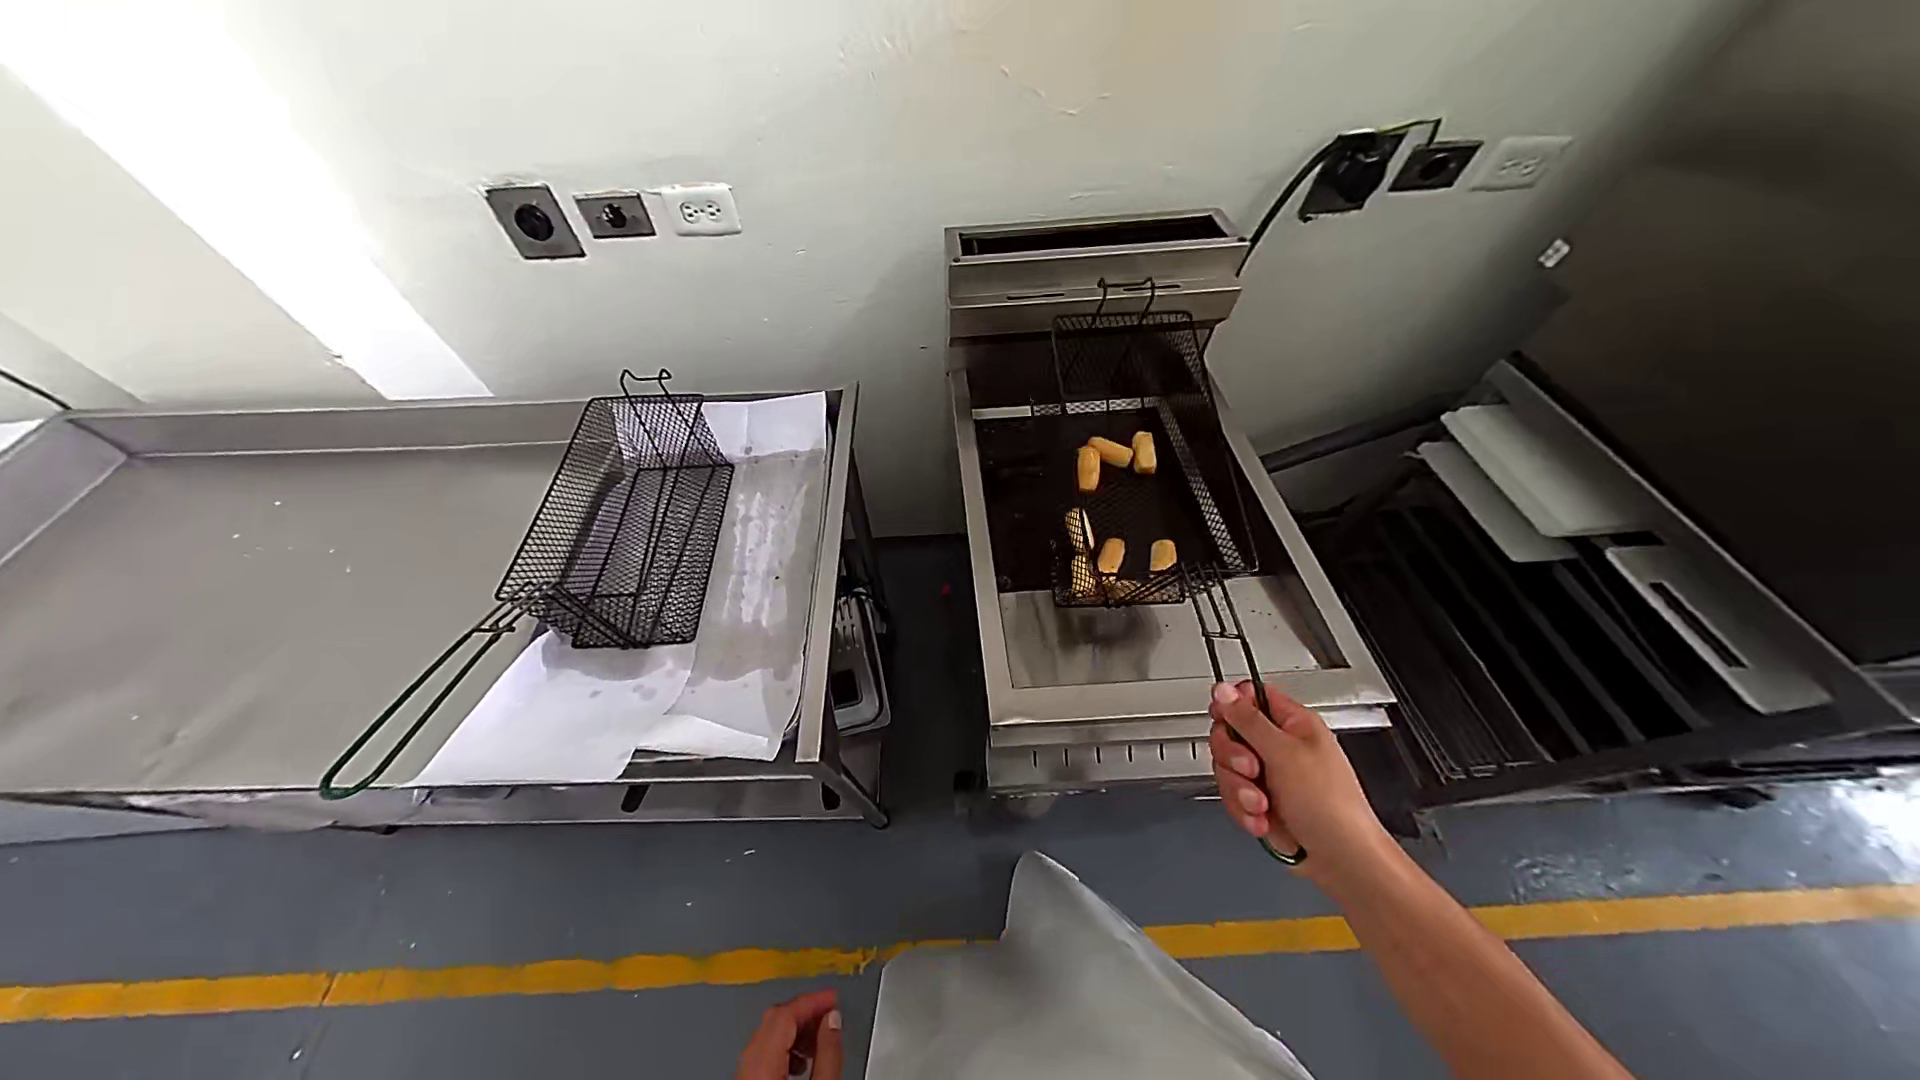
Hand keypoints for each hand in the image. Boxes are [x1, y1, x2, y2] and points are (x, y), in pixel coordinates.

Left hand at [735, 989, 842, 1079]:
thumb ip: (828, 1054)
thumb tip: (834, 1018)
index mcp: (761, 1063)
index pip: (784, 1015)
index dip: (811, 1001)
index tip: (834, 997)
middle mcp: (746, 1064)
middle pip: (774, 1021)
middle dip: (805, 1012)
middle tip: (831, 1015)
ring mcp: (743, 1073)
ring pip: (768, 1035)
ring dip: (796, 1029)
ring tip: (821, 1041)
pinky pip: (763, 1052)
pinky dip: (785, 1046)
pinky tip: (802, 1061)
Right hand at [1209, 680, 1396, 890]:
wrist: (1341, 860)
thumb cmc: (1330, 805)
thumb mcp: (1283, 753)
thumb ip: (1247, 720)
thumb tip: (1224, 691)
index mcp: (1292, 723)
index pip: (1249, 696)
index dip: (1230, 705)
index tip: (1225, 722)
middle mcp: (1279, 746)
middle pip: (1229, 733)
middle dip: (1233, 757)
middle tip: (1252, 769)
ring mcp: (1268, 774)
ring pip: (1226, 767)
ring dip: (1240, 790)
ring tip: (1263, 803)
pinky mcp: (1260, 800)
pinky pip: (1231, 795)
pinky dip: (1243, 810)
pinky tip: (1263, 818)